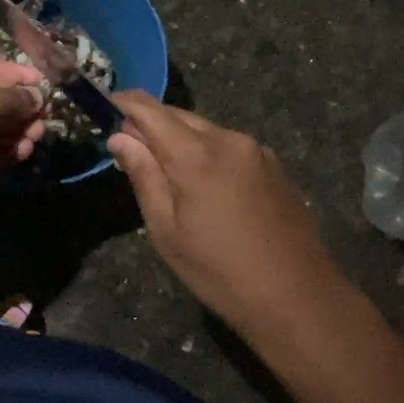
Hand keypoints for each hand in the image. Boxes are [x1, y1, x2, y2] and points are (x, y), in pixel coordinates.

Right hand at [106, 91, 342, 328]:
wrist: (299, 298)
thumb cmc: (219, 271)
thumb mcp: (166, 230)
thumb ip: (143, 176)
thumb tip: (120, 137)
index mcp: (196, 154)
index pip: (150, 110)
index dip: (125, 104)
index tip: (105, 106)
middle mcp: (228, 139)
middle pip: (179, 116)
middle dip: (150, 125)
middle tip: (129, 149)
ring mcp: (257, 151)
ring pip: (205, 131)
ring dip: (180, 141)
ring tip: (166, 174)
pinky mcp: (275, 166)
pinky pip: (229, 147)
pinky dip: (207, 154)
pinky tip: (205, 188)